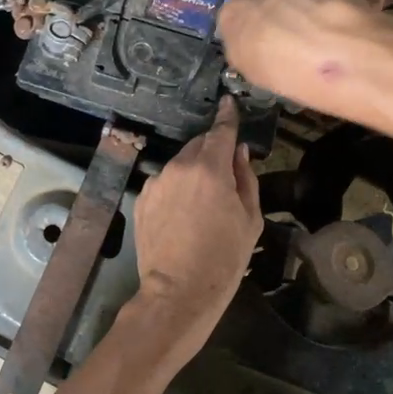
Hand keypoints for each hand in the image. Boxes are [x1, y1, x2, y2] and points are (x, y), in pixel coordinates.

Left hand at [130, 98, 263, 360]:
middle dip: (212, 151)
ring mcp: (156, 182)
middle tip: (224, 174)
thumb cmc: (224, 258)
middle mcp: (179, 167)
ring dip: (193, 171)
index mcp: (211, 168)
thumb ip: (246, 178)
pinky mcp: (142, 199)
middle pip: (198, 145)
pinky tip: (182, 213)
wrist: (178, 290)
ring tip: (203, 202)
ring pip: (180, 164)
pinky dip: (175, 188)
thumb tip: (239, 152)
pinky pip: (164, 183)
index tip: (228, 103)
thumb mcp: (250, 219)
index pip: (220, 131)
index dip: (227, 116)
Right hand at [218, 0, 384, 109]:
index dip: (264, 28)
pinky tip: (369, 4)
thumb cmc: (280, 68)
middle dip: (290, 3)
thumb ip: (251, 54)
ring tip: (342, 21)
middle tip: (310, 30)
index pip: (244, 15)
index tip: (281, 45)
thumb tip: (262, 50)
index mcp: (234, 10)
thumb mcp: (251, 72)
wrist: (320, 47)